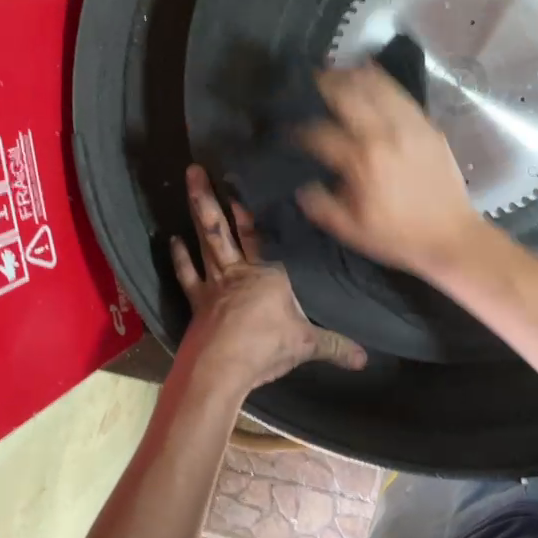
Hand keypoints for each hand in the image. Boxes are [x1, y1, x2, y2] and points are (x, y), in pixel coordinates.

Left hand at [171, 165, 365, 394]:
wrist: (220, 368)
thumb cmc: (264, 348)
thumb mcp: (306, 345)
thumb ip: (335, 346)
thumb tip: (364, 358)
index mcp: (269, 273)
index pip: (260, 235)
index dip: (248, 210)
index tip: (240, 182)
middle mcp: (239, 271)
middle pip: (222, 228)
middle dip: (209, 198)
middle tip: (195, 169)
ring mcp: (214, 283)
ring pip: (205, 241)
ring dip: (196, 213)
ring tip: (189, 186)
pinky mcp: (198, 301)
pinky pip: (187, 274)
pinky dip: (180, 257)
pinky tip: (173, 239)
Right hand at [296, 63, 489, 276]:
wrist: (452, 236)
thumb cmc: (399, 237)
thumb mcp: (351, 231)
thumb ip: (321, 206)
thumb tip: (302, 185)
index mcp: (361, 161)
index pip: (320, 134)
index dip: (299, 131)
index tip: (290, 132)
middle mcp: (384, 134)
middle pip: (347, 95)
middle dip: (324, 85)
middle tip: (310, 82)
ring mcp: (409, 126)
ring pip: (376, 86)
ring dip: (352, 76)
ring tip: (338, 72)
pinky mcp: (427, 125)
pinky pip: (400, 94)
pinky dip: (381, 81)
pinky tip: (370, 76)